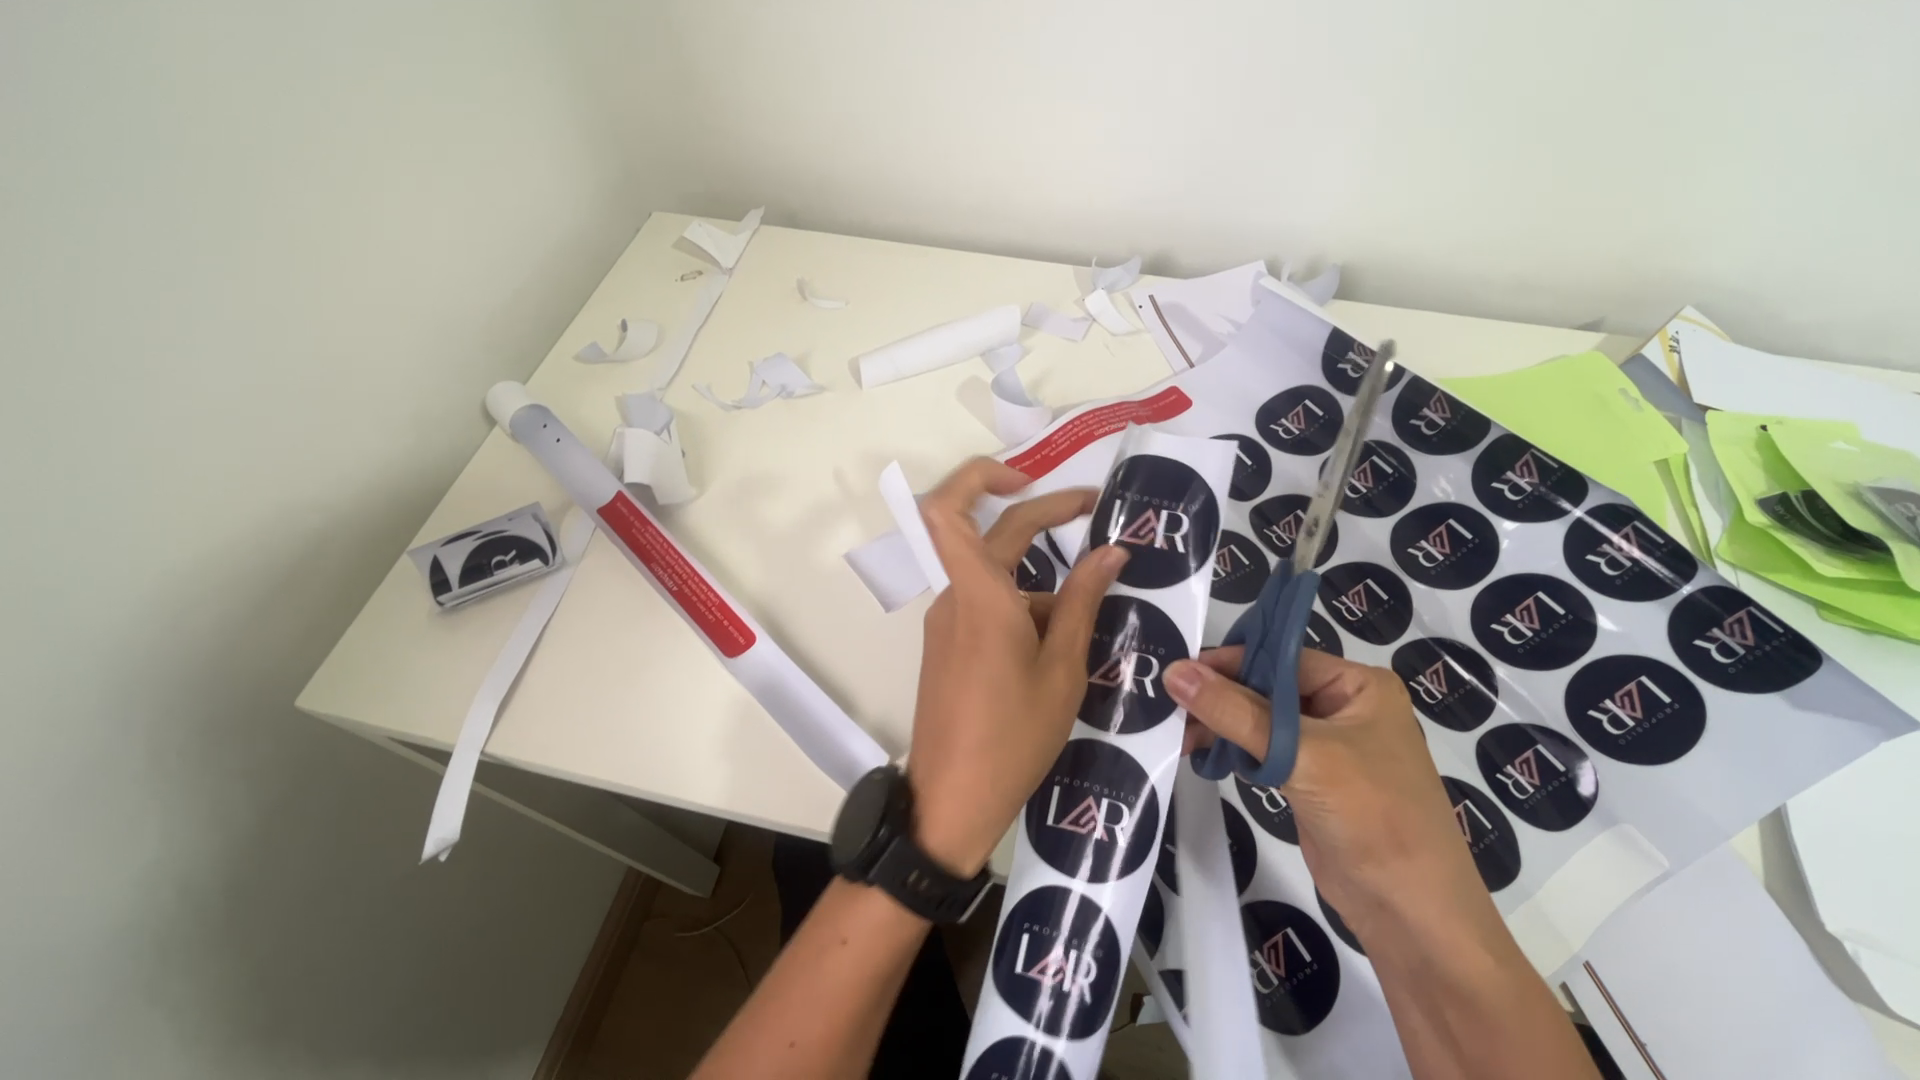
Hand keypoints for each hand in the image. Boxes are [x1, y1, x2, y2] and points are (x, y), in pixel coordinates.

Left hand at [906, 458, 1128, 877]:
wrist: (951, 800)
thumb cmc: (1012, 737)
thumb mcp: (1062, 670)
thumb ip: (1082, 602)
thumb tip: (1110, 551)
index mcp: (979, 596)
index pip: (948, 510)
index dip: (979, 477)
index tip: (1027, 478)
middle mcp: (956, 599)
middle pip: (994, 539)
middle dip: (1048, 520)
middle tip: (1104, 523)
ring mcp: (948, 625)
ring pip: (998, 580)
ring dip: (1044, 585)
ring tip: (1097, 618)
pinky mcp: (950, 649)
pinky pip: (989, 610)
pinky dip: (1027, 613)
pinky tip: (1066, 649)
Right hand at [1164, 648, 1497, 944]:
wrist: (1410, 912)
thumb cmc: (1372, 817)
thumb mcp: (1301, 755)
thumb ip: (1235, 712)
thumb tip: (1175, 672)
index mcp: (1360, 687)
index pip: (1282, 659)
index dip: (1230, 662)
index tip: (1177, 671)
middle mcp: (1345, 708)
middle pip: (1268, 688)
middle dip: (1220, 696)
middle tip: (1168, 705)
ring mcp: (1327, 747)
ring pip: (1261, 721)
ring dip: (1221, 726)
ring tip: (1178, 734)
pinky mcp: (1310, 781)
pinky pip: (1262, 752)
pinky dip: (1232, 752)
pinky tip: (1199, 754)